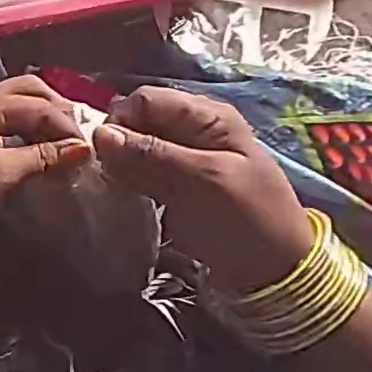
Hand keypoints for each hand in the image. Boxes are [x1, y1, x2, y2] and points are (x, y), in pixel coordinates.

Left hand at [0, 75, 91, 241]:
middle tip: (82, 134)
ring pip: (19, 104)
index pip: (34, 105)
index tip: (87, 148)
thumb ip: (42, 157)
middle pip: (27, 91)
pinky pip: (10, 121)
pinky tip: (48, 145)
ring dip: (46, 118)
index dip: (64, 125)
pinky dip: (31, 130)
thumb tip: (82, 149)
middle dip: (58, 110)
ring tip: (70, 140)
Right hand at [92, 86, 312, 293]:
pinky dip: (125, 178)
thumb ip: (153, 153)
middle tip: (110, 171)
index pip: (148, 100)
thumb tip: (101, 132)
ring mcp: (179, 160)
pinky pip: (137, 172)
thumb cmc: (247, 217)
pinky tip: (118, 191)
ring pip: (133, 148)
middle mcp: (190, 132)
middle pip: (137, 121)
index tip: (106, 149)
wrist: (271, 271)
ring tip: (115, 184)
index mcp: (207, 117)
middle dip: (118, 141)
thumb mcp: (205, 179)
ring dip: (118, 162)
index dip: (123, 118)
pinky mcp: (169, 186)